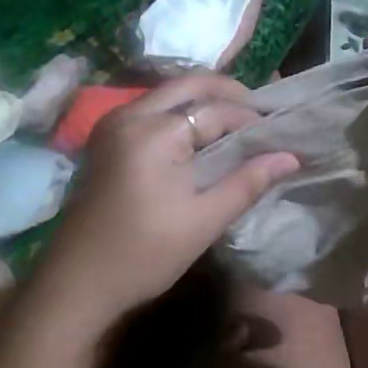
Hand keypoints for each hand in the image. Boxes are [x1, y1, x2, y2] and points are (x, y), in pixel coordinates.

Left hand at [36, 73, 298, 315]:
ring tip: (240, 122)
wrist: (76, 283)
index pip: (217, 109)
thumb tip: (291, 157)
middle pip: (189, 85)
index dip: (253, 119)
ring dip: (205, 100)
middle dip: (230, 93)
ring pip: (169, 93)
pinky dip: (182, 113)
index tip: (282, 134)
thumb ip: (248, 182)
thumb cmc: (144, 254)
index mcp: (154, 132)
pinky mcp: (106, 139)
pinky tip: (203, 135)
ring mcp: (113, 124)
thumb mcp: (205, 220)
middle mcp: (129, 115)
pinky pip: (153, 109)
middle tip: (263, 114)